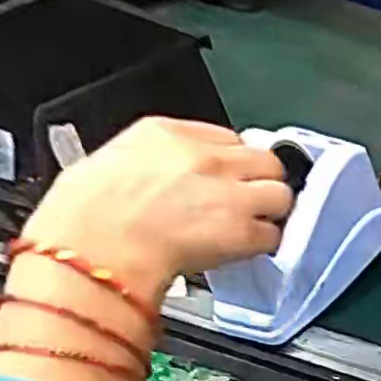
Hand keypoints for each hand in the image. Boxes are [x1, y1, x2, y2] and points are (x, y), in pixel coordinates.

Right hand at [17, 117, 293, 304]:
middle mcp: (208, 159)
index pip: (232, 138)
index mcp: (171, 133)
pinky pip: (275, 235)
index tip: (233, 177)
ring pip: (281, 195)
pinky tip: (242, 247)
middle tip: (250, 203)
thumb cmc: (98, 210)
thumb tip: (199, 172)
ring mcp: (231, 195)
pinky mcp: (245, 231)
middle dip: (264, 182)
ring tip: (248, 225)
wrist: (100, 241)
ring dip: (272, 212)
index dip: (237, 162)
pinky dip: (264, 244)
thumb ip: (172, 158)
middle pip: (268, 161)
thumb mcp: (125, 157)